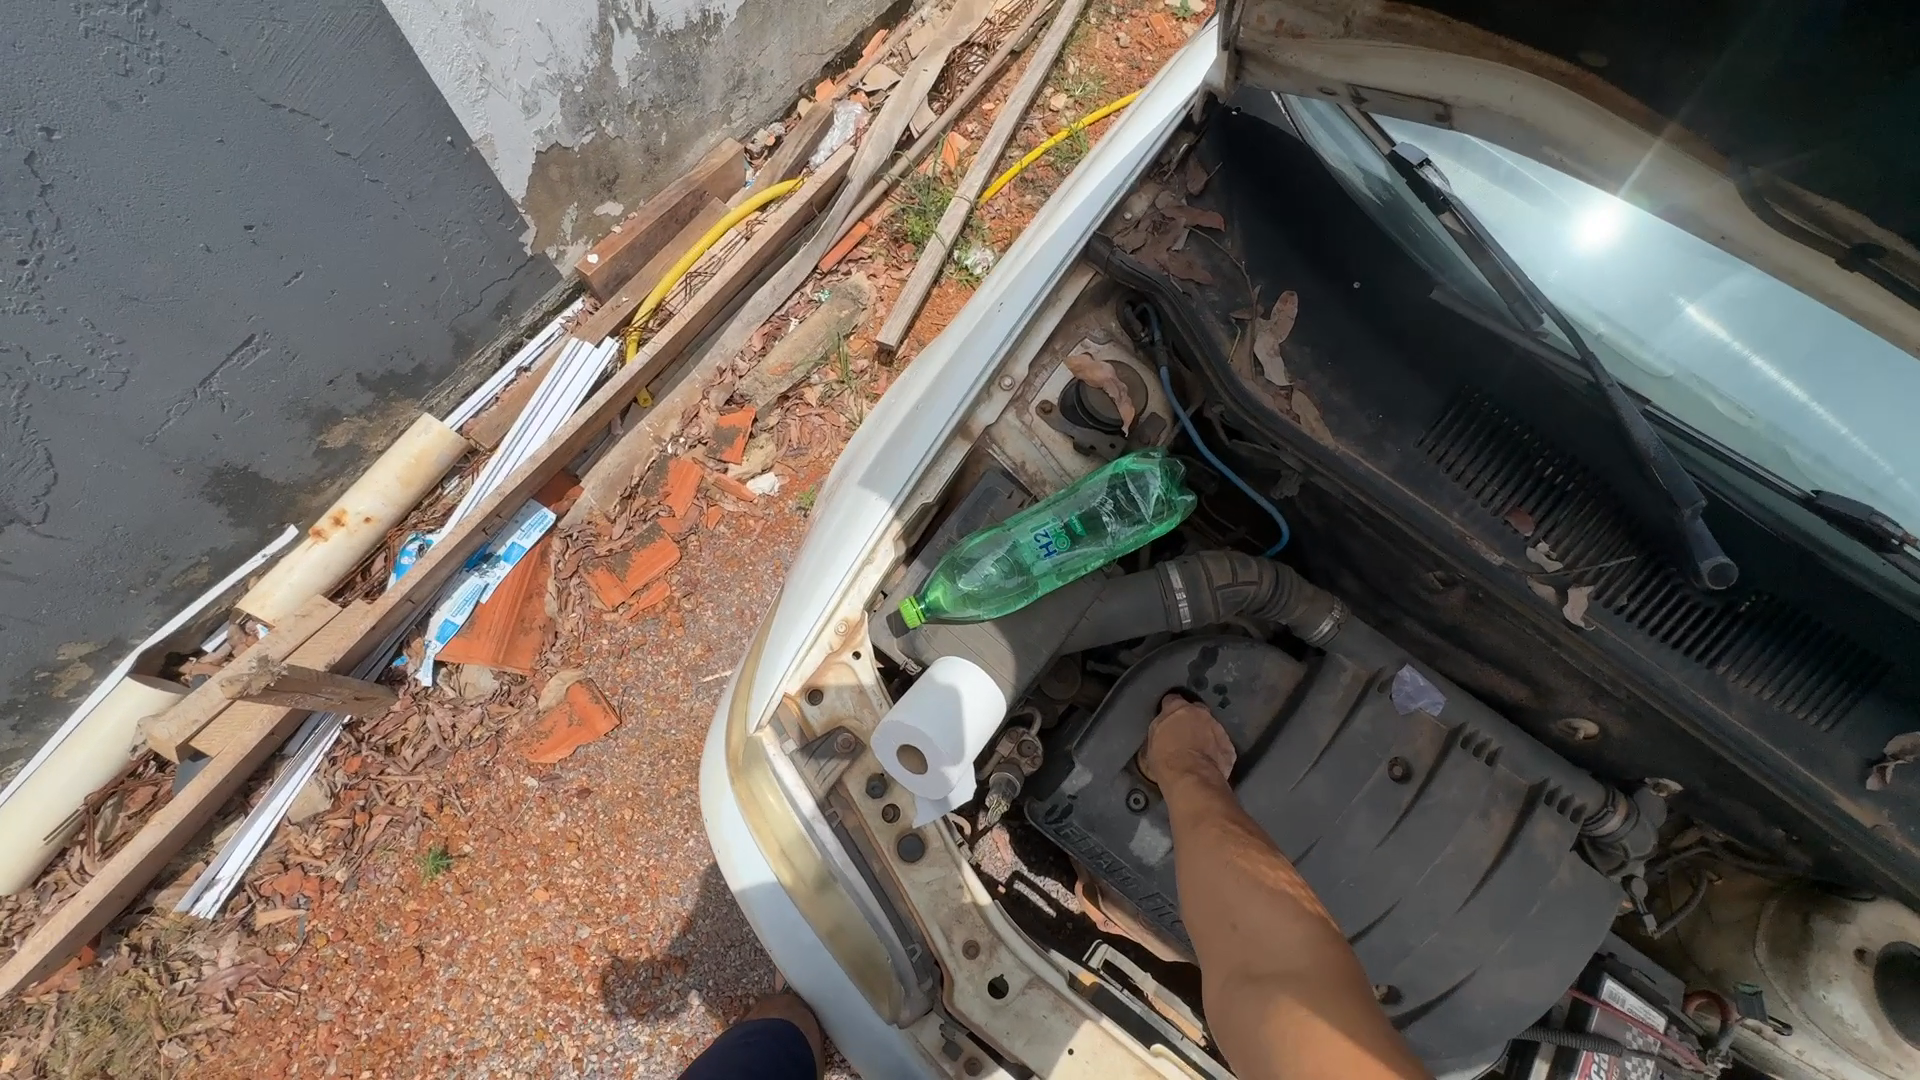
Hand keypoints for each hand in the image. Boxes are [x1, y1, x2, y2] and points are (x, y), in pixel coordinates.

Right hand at [1140, 693, 1235, 786]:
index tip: (1167, 719)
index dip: (1169, 710)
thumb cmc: (1165, 759)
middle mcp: (1200, 714)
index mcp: (1178, 708)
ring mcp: (1218, 729)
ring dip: (1205, 735)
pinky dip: (1216, 751)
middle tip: (1183, 735)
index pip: (1172, 699)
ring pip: (1211, 728)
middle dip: (1191, 720)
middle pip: (1196, 711)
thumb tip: (1164, 727)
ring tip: (1196, 753)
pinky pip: (1222, 746)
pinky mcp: (1229, 747)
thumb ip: (1161, 726)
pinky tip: (1208, 763)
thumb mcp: (1152, 739)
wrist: (1190, 779)